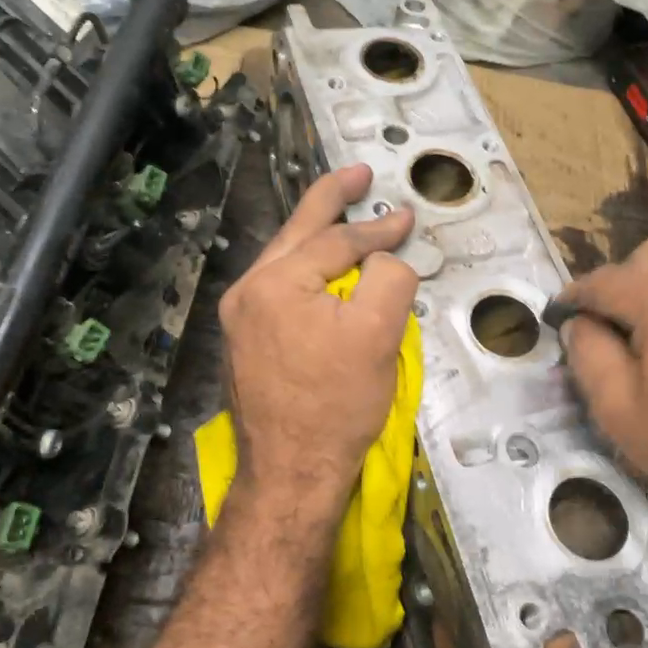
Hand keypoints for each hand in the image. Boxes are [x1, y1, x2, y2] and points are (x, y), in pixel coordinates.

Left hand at [220, 165, 418, 529]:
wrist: (290, 473)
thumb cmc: (335, 406)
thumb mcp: (378, 335)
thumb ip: (389, 278)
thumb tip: (387, 256)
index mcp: (275, 283)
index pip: (336, 242)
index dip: (378, 229)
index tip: (408, 217)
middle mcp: (248, 292)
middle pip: (297, 234)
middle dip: (330, 201)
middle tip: (357, 174)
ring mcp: (240, 319)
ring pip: (283, 260)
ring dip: (315, 235)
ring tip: (341, 212)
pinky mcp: (244, 343)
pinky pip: (278, 288)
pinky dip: (305, 270)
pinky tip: (320, 268)